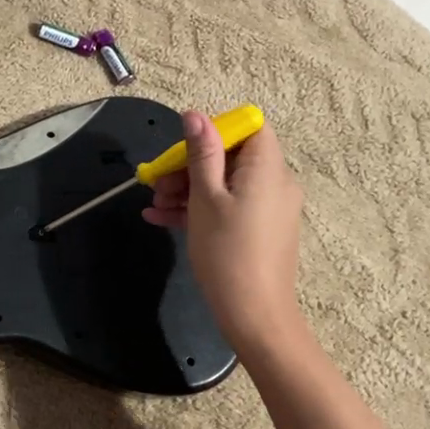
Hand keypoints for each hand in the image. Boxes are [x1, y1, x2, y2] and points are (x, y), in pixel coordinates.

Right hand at [143, 111, 303, 346]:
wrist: (254, 314)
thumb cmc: (227, 250)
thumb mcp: (205, 197)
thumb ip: (201, 153)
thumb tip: (195, 114)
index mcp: (268, 170)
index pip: (250, 128)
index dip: (216, 130)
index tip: (182, 148)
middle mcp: (275, 184)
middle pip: (231, 156)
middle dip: (190, 164)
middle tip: (157, 182)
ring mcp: (268, 208)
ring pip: (224, 182)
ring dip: (187, 188)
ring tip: (155, 204)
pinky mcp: (258, 229)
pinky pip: (227, 205)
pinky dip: (198, 207)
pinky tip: (160, 218)